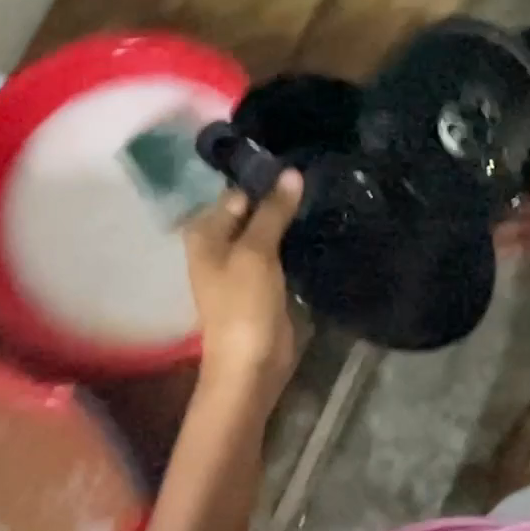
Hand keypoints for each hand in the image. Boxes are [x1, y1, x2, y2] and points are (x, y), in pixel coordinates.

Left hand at [183, 171, 302, 400]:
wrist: (251, 365)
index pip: (237, 192)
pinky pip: (281, 254)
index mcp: (205, 233)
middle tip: (319, 179)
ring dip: (291, 222)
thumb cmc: (243, 306)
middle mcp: (220, 245)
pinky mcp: (265, 285)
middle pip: (253, 212)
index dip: (265, 180)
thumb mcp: (256, 252)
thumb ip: (272, 212)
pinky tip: (319, 230)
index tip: (301, 165)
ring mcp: (244, 266)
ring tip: (324, 198)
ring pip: (270, 233)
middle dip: (281, 199)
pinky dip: (295, 244)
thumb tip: (291, 173)